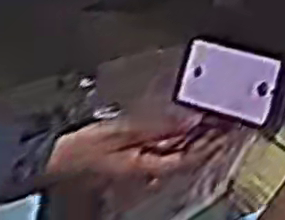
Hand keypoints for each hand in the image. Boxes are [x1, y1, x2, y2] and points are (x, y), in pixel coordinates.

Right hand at [41, 115, 227, 187]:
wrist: (53, 154)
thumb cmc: (84, 145)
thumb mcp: (124, 132)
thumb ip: (160, 126)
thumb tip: (192, 120)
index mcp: (141, 166)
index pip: (183, 160)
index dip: (207, 146)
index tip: (227, 130)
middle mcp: (144, 167)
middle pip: (185, 156)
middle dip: (209, 139)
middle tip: (231, 119)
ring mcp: (141, 160)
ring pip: (179, 150)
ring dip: (200, 136)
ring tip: (220, 116)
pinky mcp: (138, 152)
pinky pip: (168, 146)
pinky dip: (185, 134)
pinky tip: (196, 120)